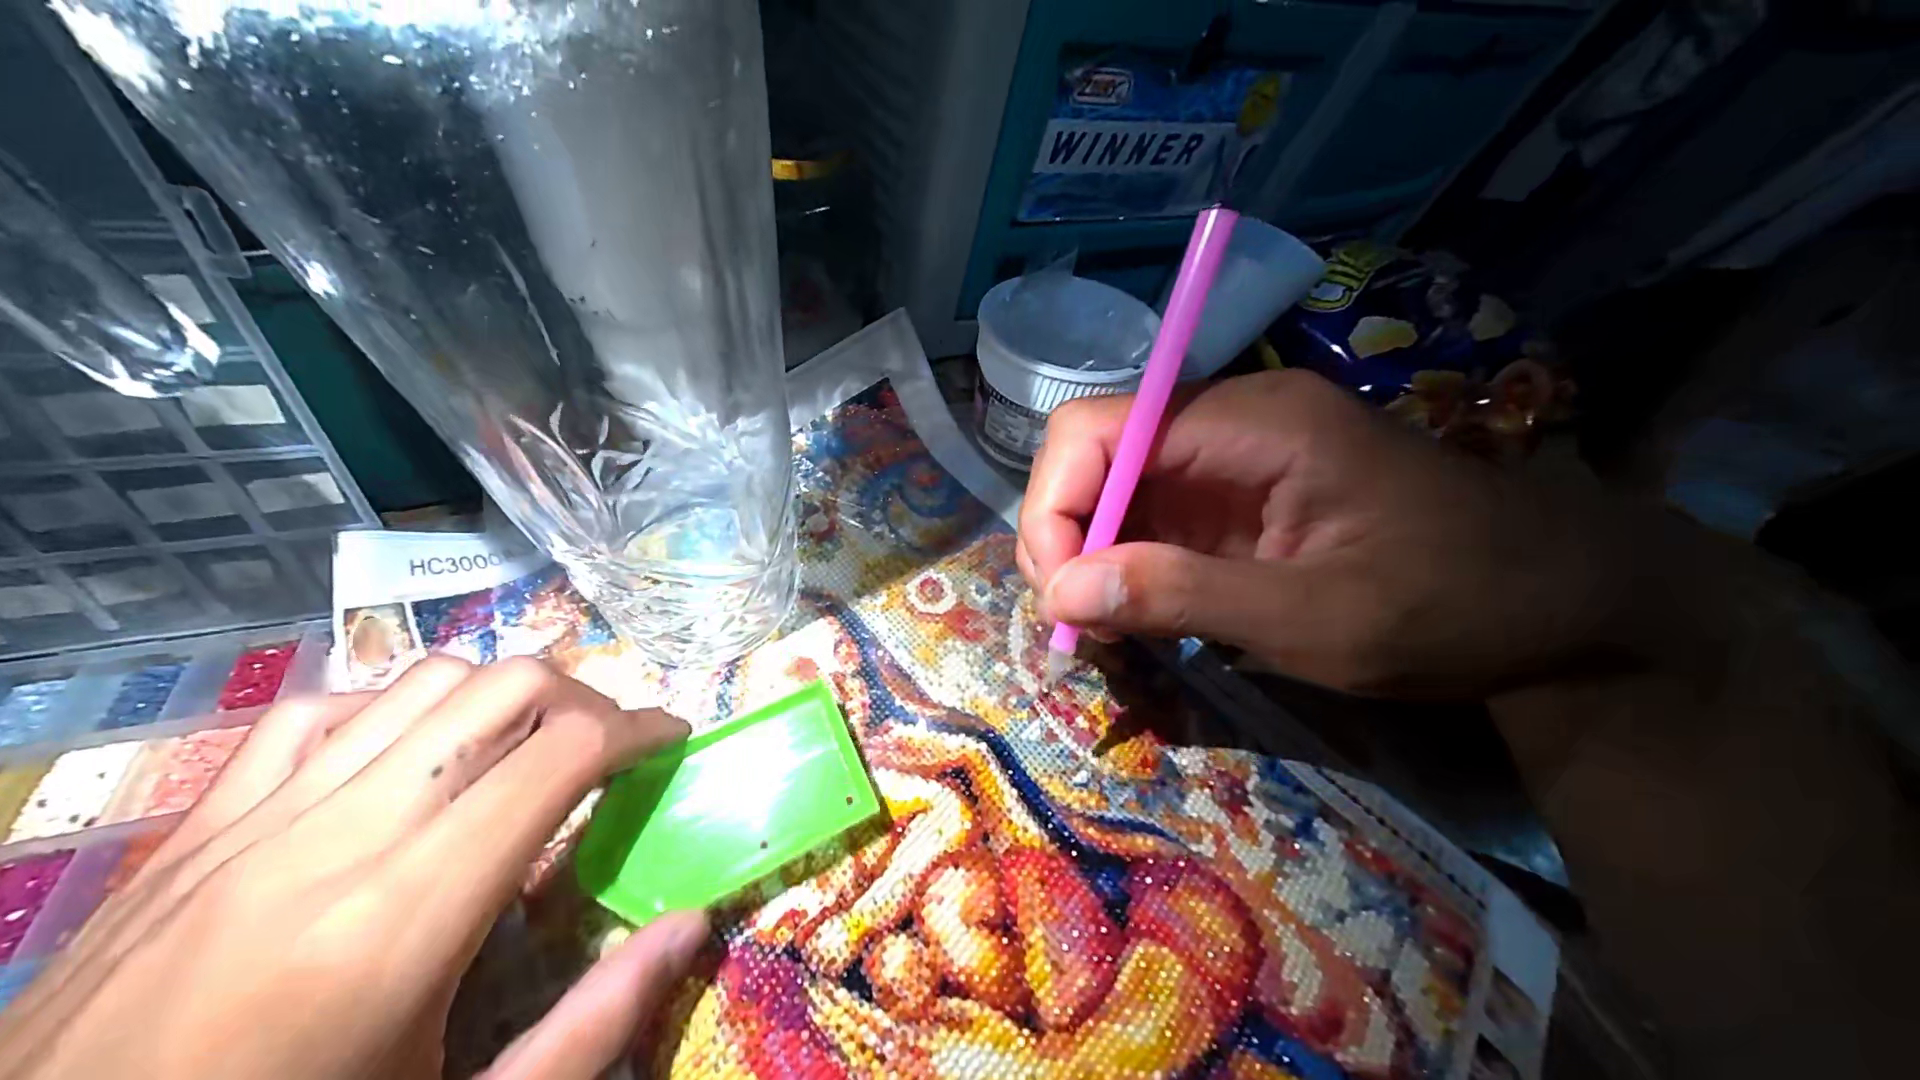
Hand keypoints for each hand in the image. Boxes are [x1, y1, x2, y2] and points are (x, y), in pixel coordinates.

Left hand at [0, 657, 703, 1079]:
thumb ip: (593, 1022)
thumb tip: (692, 923)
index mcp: (409, 916)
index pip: (564, 753)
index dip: (640, 729)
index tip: (672, 739)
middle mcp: (338, 837)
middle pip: (504, 689)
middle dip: (585, 699)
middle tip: (610, 748)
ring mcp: (255, 822)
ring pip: (423, 681)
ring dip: (501, 695)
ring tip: (527, 743)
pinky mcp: (196, 829)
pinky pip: (320, 713)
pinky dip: (395, 709)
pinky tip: (412, 756)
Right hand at [1018, 369, 1638, 695]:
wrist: (1557, 603)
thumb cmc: (1454, 604)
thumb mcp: (1315, 616)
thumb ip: (1183, 596)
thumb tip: (1061, 592)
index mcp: (1250, 421)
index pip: (1095, 429)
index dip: (1053, 505)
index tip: (1058, 594)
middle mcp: (1224, 424)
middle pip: (1090, 458)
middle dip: (1063, 539)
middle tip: (1077, 623)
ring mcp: (1223, 462)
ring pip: (1106, 494)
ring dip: (1086, 561)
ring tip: (1101, 631)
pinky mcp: (1227, 501)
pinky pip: (1141, 523)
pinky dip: (1119, 572)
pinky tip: (1131, 621)